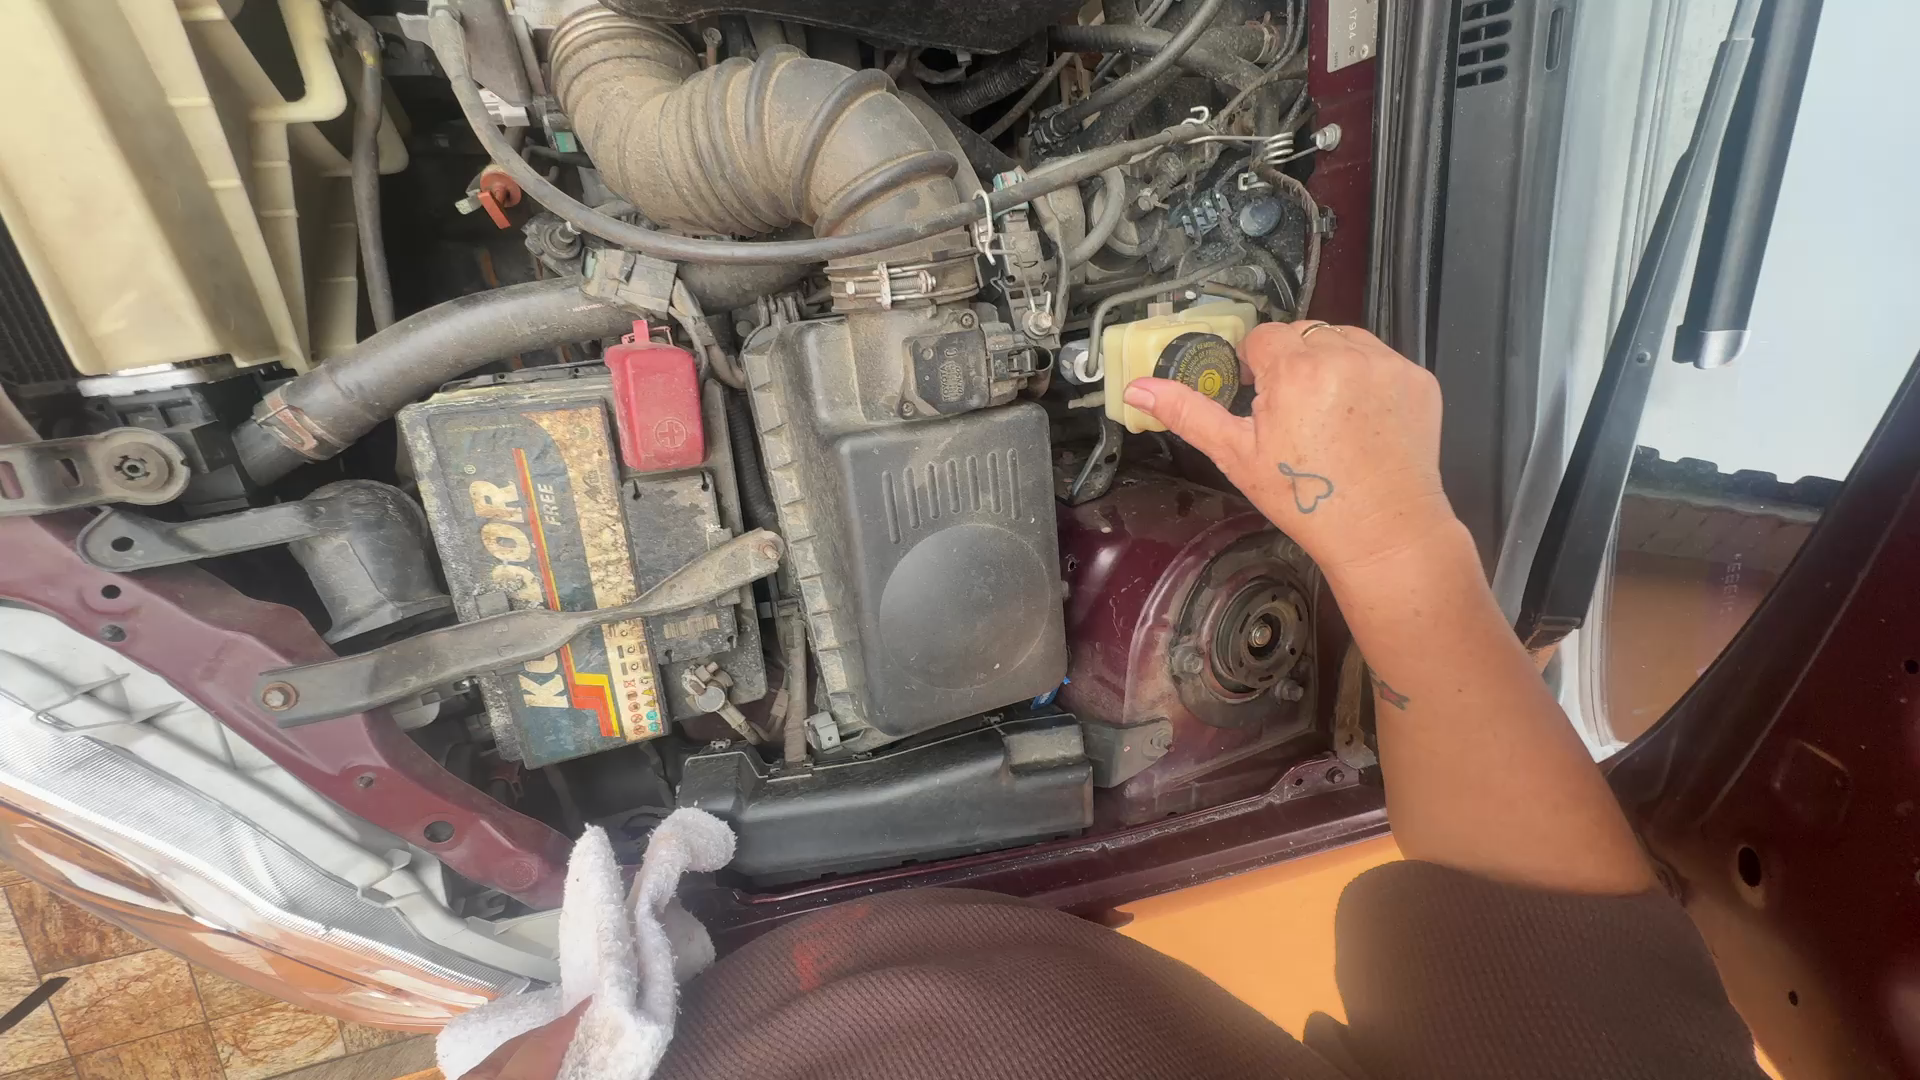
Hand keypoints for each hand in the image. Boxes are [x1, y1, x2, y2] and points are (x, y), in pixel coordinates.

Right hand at [1122, 320, 1457, 577]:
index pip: (1262, 338)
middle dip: (1290, 364)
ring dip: (1326, 363)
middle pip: (1302, 334)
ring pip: (1341, 340)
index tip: (1258, 399)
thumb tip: (1138, 388)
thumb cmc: (1302, 497)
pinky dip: (1363, 377)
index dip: (1254, 368)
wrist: (1382, 530)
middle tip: (1290, 414)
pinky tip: (1356, 419)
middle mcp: (1344, 354)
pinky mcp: (1418, 378)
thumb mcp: (1235, 455)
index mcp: (1295, 370)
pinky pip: (1378, 358)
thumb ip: (1188, 412)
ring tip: (1323, 414)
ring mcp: (1387, 363)